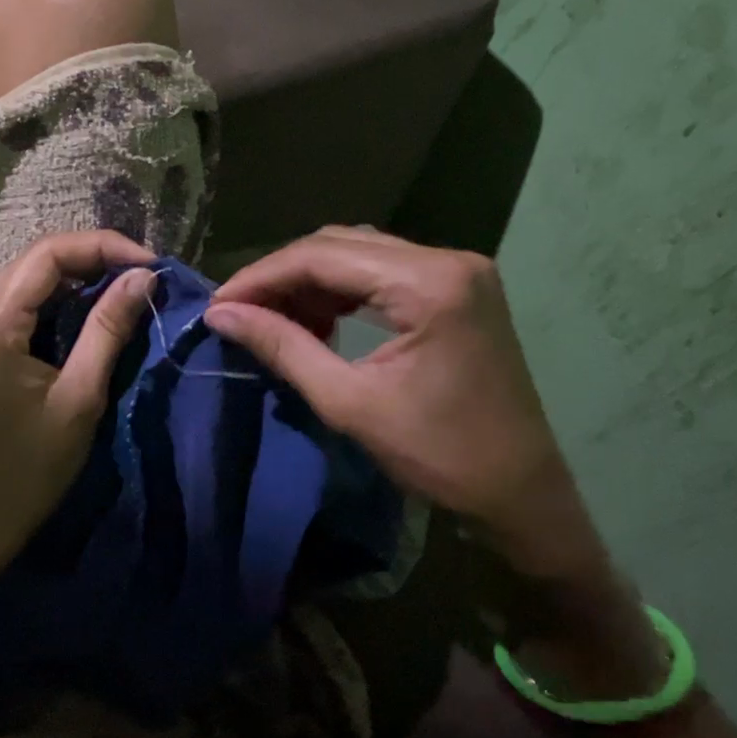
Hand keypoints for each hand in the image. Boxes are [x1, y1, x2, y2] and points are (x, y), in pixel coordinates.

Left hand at [0, 231, 153, 572]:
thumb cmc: (36, 463)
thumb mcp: (81, 395)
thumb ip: (108, 329)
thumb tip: (144, 276)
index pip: (48, 254)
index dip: (103, 247)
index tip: (151, 265)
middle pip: (36, 259)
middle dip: (94, 257)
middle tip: (144, 275)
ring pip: (30, 277)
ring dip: (80, 275)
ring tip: (128, 286)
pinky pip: (23, 302)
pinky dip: (61, 298)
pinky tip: (95, 308)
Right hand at [204, 227, 601, 576]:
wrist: (519, 493)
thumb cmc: (437, 455)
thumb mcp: (347, 402)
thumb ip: (283, 346)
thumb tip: (221, 315)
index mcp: (429, 283)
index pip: (322, 256)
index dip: (261, 277)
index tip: (217, 305)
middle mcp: (448, 260)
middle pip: (339, 244)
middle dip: (281, 276)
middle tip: (238, 313)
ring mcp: (459, 271)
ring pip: (359, 254)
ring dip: (310, 283)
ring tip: (272, 321)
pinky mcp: (459, 289)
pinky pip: (383, 272)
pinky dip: (342, 292)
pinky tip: (317, 322)